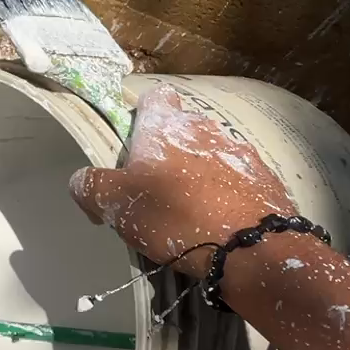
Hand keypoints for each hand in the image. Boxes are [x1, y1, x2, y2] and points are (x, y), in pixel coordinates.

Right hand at [69, 83, 294, 276]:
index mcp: (164, 125)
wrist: (256, 253)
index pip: (154, 96)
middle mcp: (204, 128)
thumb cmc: (177, 215)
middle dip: (172, 146)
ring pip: (213, 151)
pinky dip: (230, 192)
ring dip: (202, 169)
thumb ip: (90, 185)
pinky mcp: (268, 182)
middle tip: (159, 181)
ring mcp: (241, 152)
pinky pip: (240, 179)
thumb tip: (81, 181)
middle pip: (183, 125)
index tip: (135, 139)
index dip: (143, 112)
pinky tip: (223, 219)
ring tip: (193, 205)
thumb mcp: (116, 203)